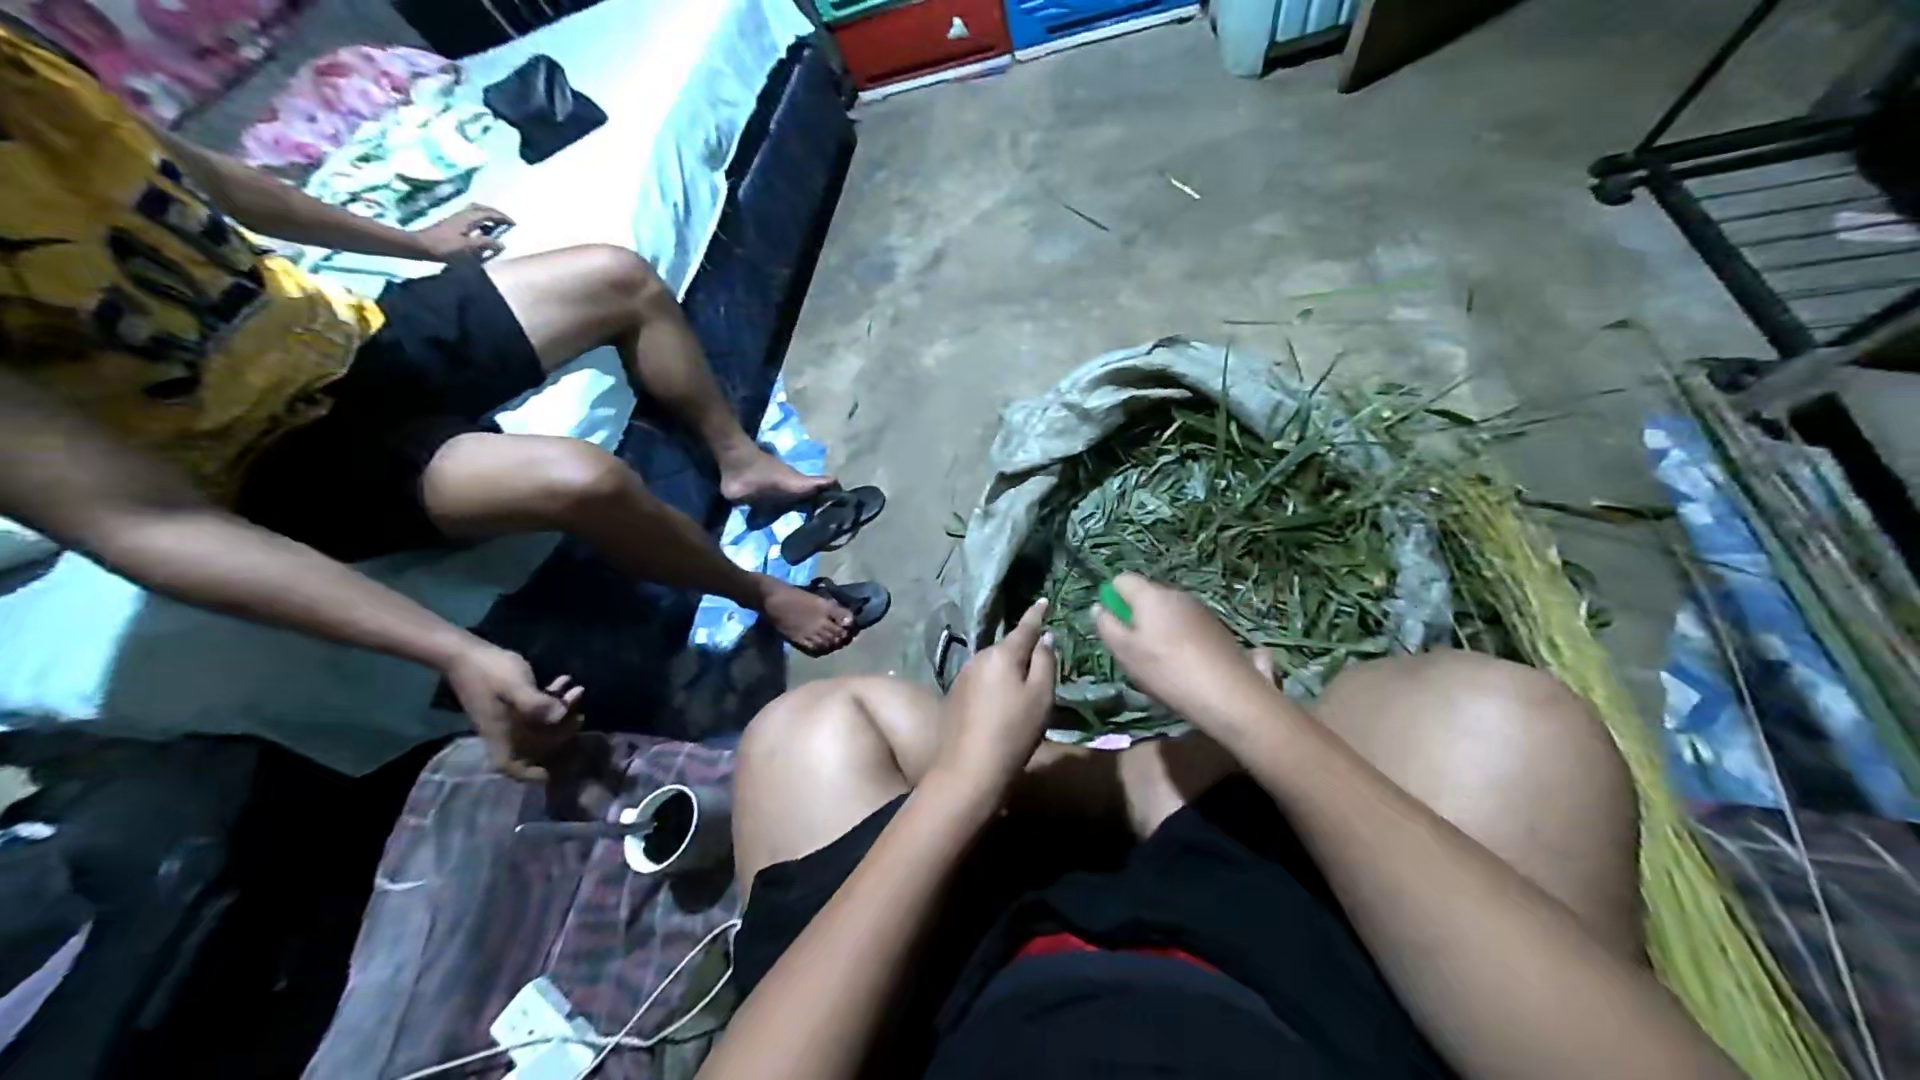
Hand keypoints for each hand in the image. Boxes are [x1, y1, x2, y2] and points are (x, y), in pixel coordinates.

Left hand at [413, 203, 513, 260]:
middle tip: (506, 221)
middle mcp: (462, 215)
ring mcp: (456, 219)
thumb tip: (502, 243)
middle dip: (495, 213)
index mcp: (468, 219)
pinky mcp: (453, 224)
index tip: (514, 224)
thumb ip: (486, 244)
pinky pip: (471, 218)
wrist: (421, 246)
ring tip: (497, 225)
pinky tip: (483, 231)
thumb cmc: (445, 247)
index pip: (488, 213)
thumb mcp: (468, 248)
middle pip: (481, 208)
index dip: (502, 217)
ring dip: (487, 216)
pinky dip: (481, 221)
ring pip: (475, 211)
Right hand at [445, 644, 582, 781]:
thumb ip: (536, 703)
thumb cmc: (489, 672)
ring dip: (560, 710)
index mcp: (500, 734)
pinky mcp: (511, 701)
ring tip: (577, 691)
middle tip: (579, 714)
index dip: (528, 774)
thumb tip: (559, 717)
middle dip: (560, 731)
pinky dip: (552, 697)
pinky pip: (536, 706)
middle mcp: (503, 729)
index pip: (509, 765)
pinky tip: (565, 680)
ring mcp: (507, 715)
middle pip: (535, 743)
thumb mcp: (514, 687)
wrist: (465, 652)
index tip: (551, 772)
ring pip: (539, 722)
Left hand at [933, 599, 1057, 797]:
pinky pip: (981, 682)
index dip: (1036, 615)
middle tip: (1042, 664)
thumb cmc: (1013, 731)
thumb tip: (1045, 638)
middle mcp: (978, 658)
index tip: (1043, 600)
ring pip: (993, 666)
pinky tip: (1000, 707)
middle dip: (1023, 652)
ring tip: (1022, 691)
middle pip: (1007, 648)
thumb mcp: (1041, 696)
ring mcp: (963, 677)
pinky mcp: (954, 696)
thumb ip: (1045, 662)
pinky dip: (994, 686)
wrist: (969, 768)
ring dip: (1007, 671)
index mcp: (1002, 654)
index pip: (1024, 627)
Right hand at [1093, 574, 1281, 732]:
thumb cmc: (1167, 670)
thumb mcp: (1125, 652)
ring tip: (1160, 662)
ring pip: (1169, 611)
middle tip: (1135, 649)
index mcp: (1151, 595)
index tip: (1115, 625)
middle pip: (1147, 595)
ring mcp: (1201, 610)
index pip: (1122, 579)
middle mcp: (1177, 594)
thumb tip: (1100, 607)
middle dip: (1137, 615)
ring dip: (1159, 629)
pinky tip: (1184, 665)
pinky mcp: (1218, 628)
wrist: (1229, 694)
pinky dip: (1180, 639)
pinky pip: (1188, 625)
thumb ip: (1107, 626)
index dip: (1113, 598)